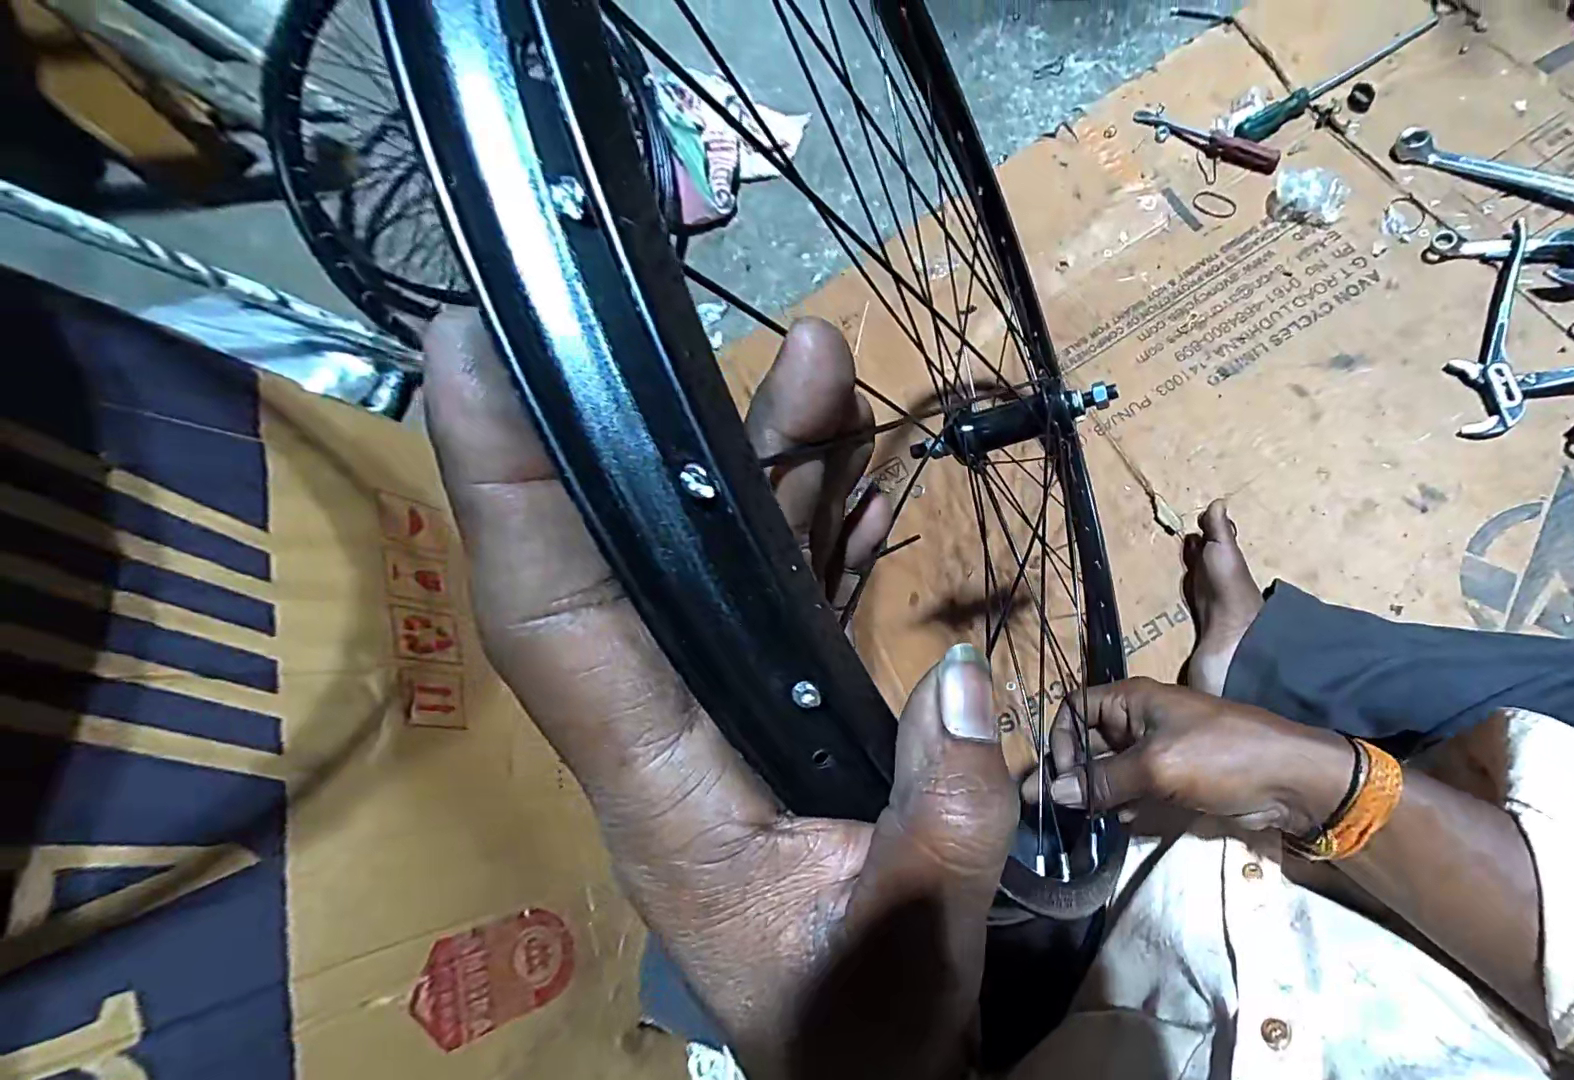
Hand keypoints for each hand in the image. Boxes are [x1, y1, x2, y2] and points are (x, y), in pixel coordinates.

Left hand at [422, 311, 1016, 1079]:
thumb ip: (939, 826)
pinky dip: (837, 534)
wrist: (879, 1065)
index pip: (556, 616)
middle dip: (713, 439)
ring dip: (792, 468)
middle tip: (795, 348)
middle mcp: (686, 724)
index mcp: (669, 789)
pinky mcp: (802, 708)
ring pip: (751, 560)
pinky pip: (809, 596)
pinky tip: (873, 484)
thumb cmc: (863, 1039)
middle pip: (675, 553)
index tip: (479, 351)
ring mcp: (747, 708)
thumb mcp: (902, 957)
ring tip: (839, 384)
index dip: (506, 484)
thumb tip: (963, 681)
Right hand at [1024, 677, 1350, 833]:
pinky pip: (1130, 787)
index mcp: (1130, 699)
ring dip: (1092, 792)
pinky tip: (1112, 824)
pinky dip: (1118, 803)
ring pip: (1107, 768)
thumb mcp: (1157, 765)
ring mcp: (1153, 750)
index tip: (1063, 778)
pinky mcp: (1170, 777)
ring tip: (1077, 822)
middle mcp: (1135, 720)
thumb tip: (1052, 792)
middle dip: (1071, 772)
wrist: (1291, 782)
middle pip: (1087, 740)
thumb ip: (1103, 780)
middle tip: (1050, 810)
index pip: (1075, 708)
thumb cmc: (1220, 756)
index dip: (1062, 739)